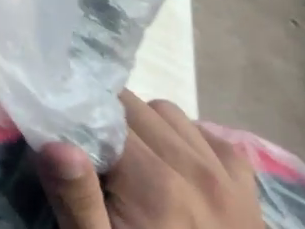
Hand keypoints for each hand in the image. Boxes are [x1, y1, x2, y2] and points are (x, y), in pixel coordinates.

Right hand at [40, 93, 263, 228]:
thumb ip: (76, 199)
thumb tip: (56, 142)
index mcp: (155, 183)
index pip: (103, 112)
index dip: (77, 117)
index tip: (63, 136)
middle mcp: (196, 170)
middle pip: (134, 106)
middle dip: (107, 119)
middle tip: (93, 153)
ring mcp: (229, 180)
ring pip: (169, 114)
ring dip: (145, 126)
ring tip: (131, 159)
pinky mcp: (249, 192)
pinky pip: (211, 137)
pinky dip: (187, 140)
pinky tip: (173, 166)